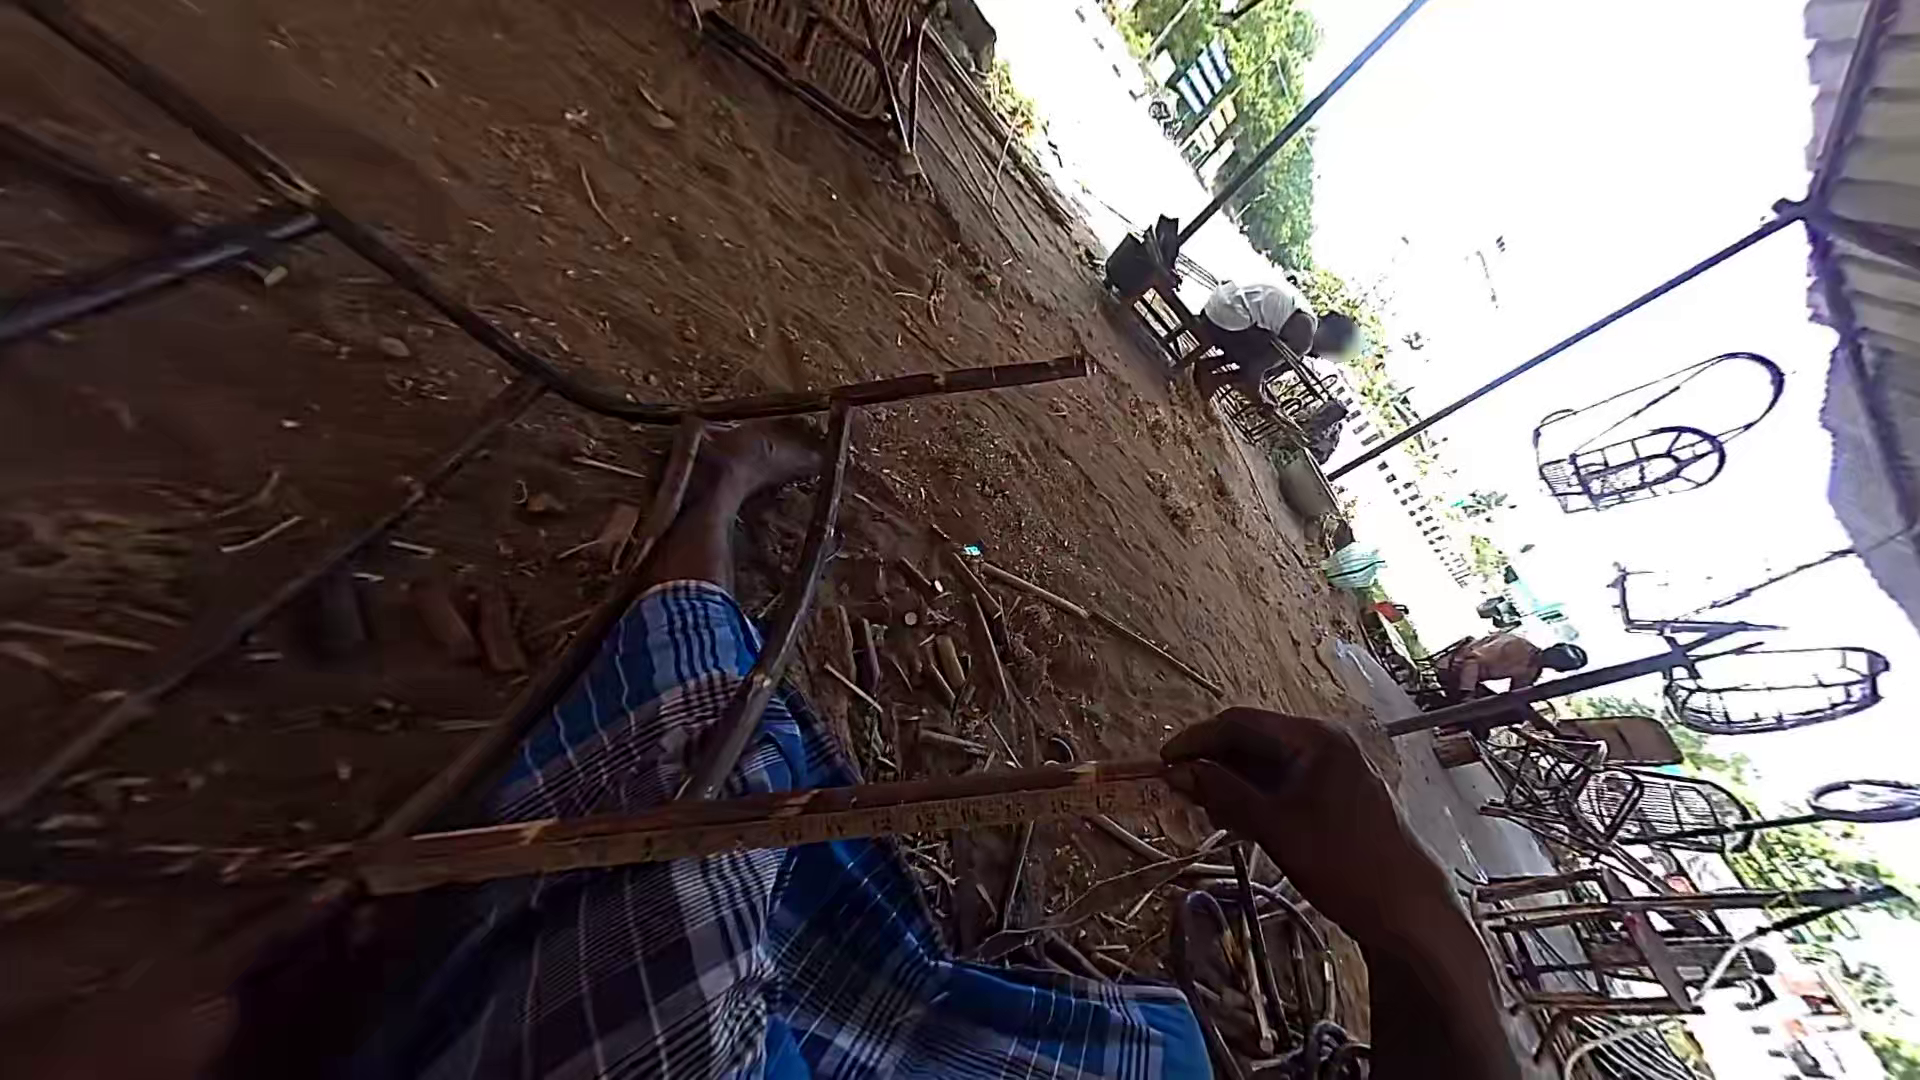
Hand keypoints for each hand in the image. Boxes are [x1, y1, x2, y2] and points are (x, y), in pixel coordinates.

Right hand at [1161, 708, 1450, 947]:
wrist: (1411, 919)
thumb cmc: (1344, 865)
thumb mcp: (1274, 826)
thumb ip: (1222, 792)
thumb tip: (1175, 771)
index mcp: (1314, 738)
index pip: (1239, 723)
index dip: (1197, 739)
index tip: (1165, 759)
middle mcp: (1320, 743)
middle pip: (1249, 741)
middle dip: (1212, 764)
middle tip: (1181, 789)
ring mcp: (1326, 768)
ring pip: (1259, 764)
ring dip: (1228, 783)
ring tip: (1204, 809)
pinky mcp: (1326, 792)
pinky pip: (1275, 783)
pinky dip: (1250, 797)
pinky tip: (1232, 819)